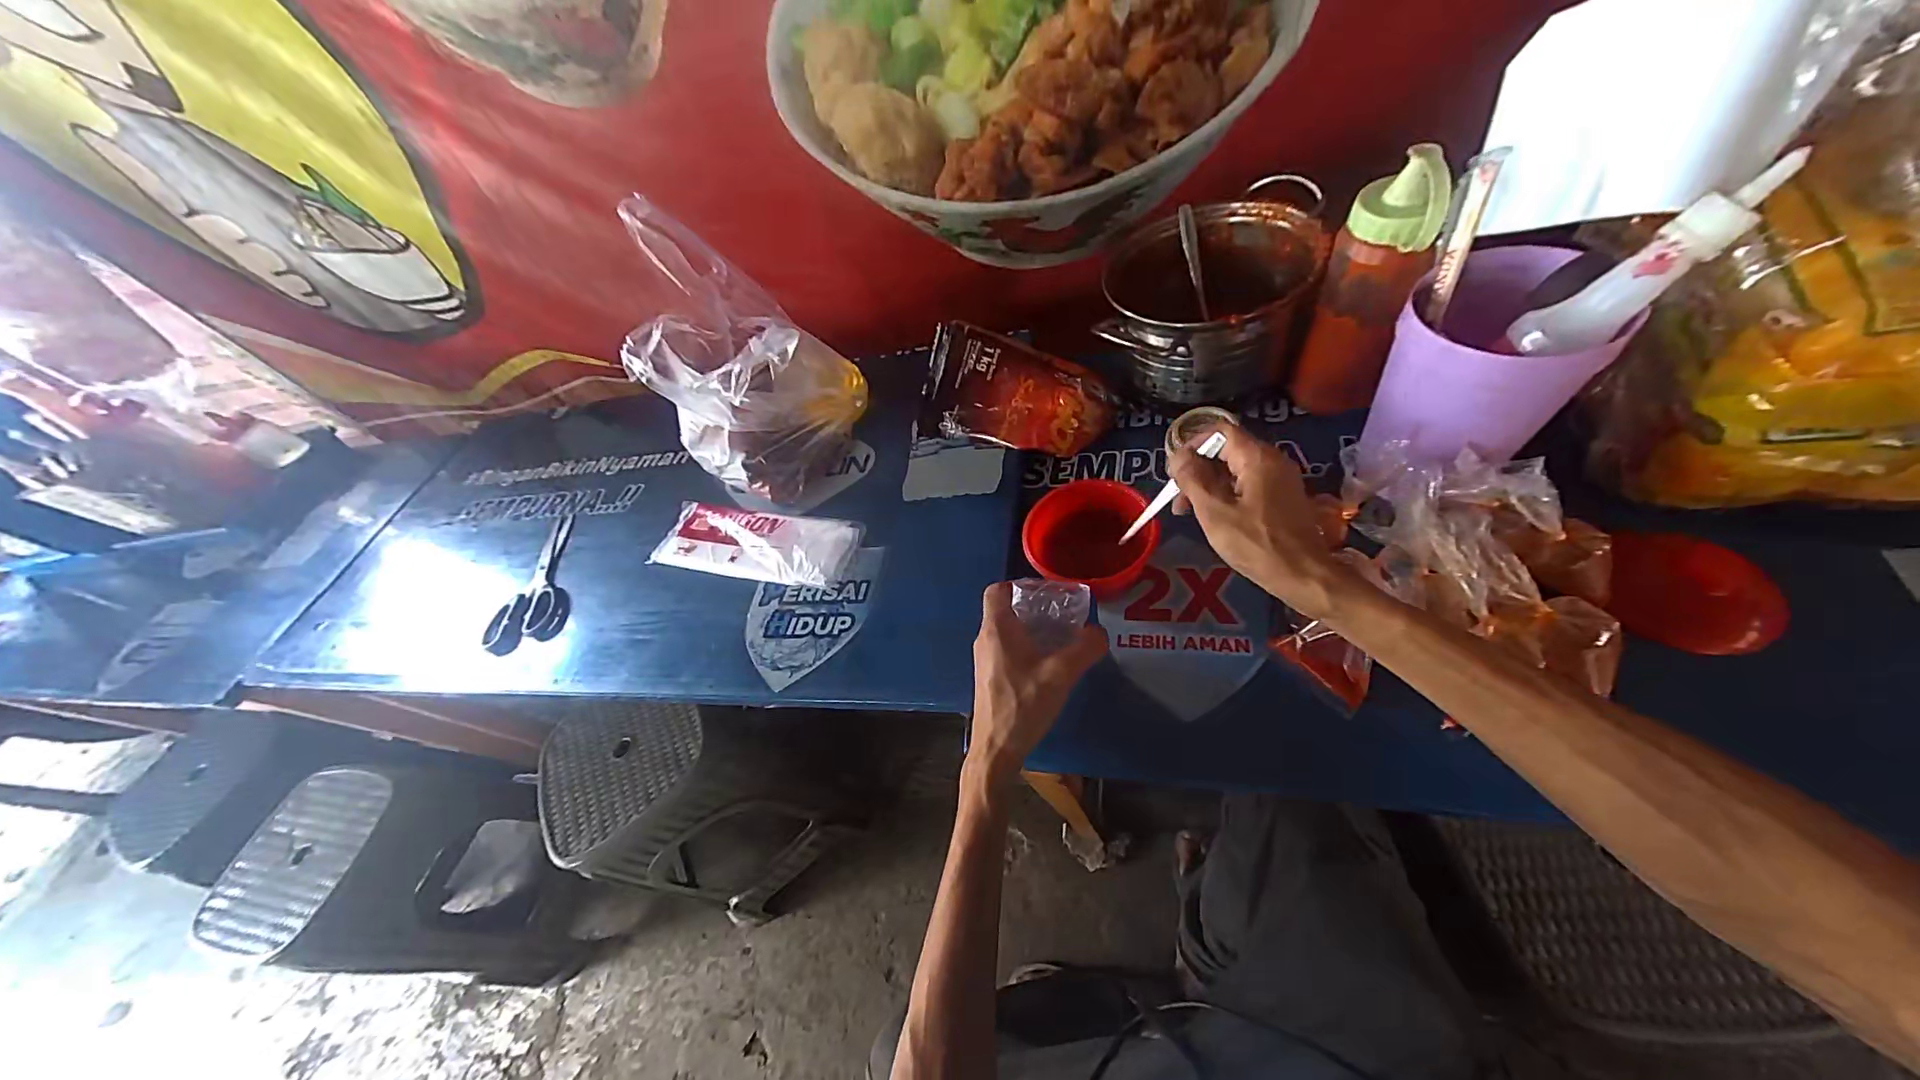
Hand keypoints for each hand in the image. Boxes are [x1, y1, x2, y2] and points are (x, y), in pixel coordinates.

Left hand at [967, 582, 1107, 787]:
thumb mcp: (1061, 674)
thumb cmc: (1024, 705)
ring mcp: (985, 661)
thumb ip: (1084, 649)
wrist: (996, 749)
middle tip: (1063, 615)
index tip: (1047, 592)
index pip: (997, 590)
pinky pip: (1007, 651)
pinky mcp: (989, 679)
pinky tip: (1049, 666)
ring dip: (1032, 630)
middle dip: (1034, 608)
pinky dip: (1027, 649)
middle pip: (1006, 610)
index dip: (1020, 584)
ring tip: (1061, 639)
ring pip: (1007, 633)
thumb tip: (1099, 632)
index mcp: (996, 629)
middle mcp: (986, 640)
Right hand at [1170, 424, 1344, 618]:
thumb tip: (1178, 456)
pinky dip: (1228, 495)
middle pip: (1228, 450)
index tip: (1175, 470)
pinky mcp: (1284, 499)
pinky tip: (1217, 518)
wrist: (1304, 575)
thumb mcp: (1214, 512)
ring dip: (1210, 485)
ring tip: (1193, 512)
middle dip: (1198, 470)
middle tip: (1179, 498)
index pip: (1220, 431)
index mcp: (1258, 458)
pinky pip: (1250, 486)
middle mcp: (1274, 461)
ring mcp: (1282, 480)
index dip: (1192, 444)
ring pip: (1237, 470)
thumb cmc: (1256, 544)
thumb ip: (1192, 479)